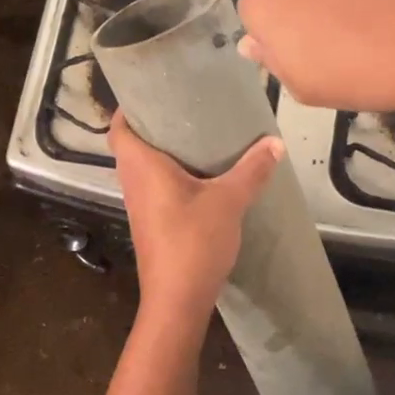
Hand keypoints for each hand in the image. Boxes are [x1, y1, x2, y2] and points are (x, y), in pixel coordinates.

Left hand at [108, 112, 283, 321]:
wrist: (177, 299)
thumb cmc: (193, 242)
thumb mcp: (228, 201)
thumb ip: (251, 170)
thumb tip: (275, 142)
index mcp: (142, 167)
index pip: (119, 129)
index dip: (130, 110)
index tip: (152, 95)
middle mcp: (133, 184)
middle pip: (131, 147)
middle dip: (152, 129)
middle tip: (183, 111)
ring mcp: (139, 207)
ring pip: (143, 170)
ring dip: (162, 155)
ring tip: (194, 139)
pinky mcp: (150, 226)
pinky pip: (154, 190)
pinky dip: (169, 178)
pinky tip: (198, 179)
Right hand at [236, 0, 394, 110]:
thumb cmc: (361, 74)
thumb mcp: (305, 88)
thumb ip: (273, 61)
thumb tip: (254, 43)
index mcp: (266, 4)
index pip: (252, 13)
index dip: (273, 35)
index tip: (299, 55)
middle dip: (302, 8)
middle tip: (334, 42)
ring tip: (370, 24)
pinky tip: (394, 6)